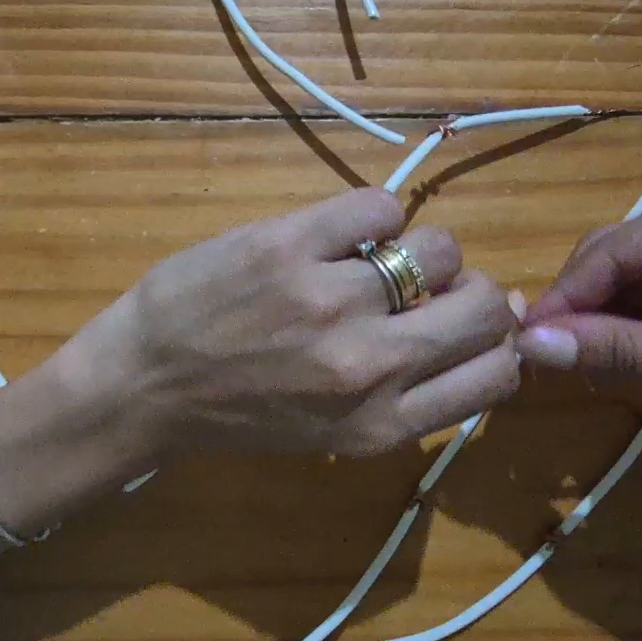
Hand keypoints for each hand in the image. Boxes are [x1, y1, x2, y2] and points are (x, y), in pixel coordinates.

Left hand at [62, 189, 518, 461]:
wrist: (144, 387)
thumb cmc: (236, 414)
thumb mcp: (332, 432)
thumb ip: (407, 392)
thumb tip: (484, 327)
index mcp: (383, 424)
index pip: (497, 376)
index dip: (498, 343)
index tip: (470, 325)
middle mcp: (371, 367)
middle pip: (486, 308)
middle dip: (473, 291)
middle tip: (430, 287)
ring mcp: (331, 302)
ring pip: (439, 250)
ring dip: (420, 251)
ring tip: (375, 259)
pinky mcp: (290, 246)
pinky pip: (380, 207)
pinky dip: (376, 215)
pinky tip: (342, 234)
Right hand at [516, 171, 641, 461]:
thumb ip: (629, 352)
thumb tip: (530, 346)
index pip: (623, 246)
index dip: (568, 295)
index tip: (522, 342)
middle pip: (625, 257)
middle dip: (585, 309)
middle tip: (546, 363)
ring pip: (638, 282)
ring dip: (607, 325)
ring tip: (577, 372)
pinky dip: (638, 334)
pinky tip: (617, 365)